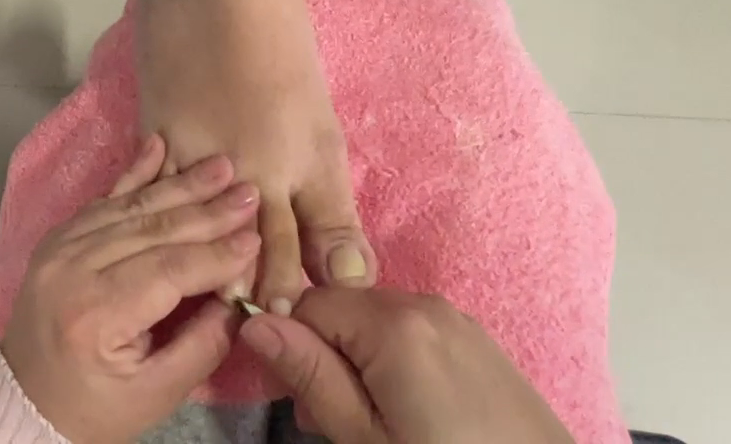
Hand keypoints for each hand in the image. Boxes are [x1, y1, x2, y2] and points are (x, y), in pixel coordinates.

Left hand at [2, 135, 260, 443]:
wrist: (24, 402)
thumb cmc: (94, 408)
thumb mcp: (154, 396)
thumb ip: (200, 345)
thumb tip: (239, 295)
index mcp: (95, 315)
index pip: (168, 270)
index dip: (216, 252)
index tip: (257, 234)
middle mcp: (72, 270)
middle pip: (152, 229)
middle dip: (206, 209)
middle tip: (248, 190)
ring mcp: (59, 247)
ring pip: (131, 208)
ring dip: (178, 184)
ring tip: (219, 166)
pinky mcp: (57, 236)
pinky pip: (103, 200)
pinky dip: (134, 173)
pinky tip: (158, 146)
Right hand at [138, 0, 376, 314]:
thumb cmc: (274, 21)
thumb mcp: (312, 95)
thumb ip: (309, 163)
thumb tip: (308, 217)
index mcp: (315, 154)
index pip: (324, 247)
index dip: (319, 290)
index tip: (311, 324)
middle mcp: (266, 168)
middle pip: (267, 256)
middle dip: (267, 301)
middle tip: (257, 338)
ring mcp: (209, 156)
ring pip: (210, 239)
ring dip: (209, 276)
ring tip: (203, 311)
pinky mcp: (160, 135)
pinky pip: (162, 197)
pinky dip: (159, 226)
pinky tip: (148, 251)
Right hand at [238, 288, 575, 443]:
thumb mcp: (366, 440)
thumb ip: (311, 375)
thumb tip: (253, 320)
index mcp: (392, 321)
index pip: (307, 302)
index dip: (292, 346)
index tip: (301, 400)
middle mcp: (423, 301)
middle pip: (343, 309)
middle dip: (327, 356)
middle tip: (336, 425)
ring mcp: (457, 318)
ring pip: (375, 321)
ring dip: (360, 361)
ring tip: (376, 425)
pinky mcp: (478, 340)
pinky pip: (413, 332)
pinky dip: (396, 362)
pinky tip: (413, 413)